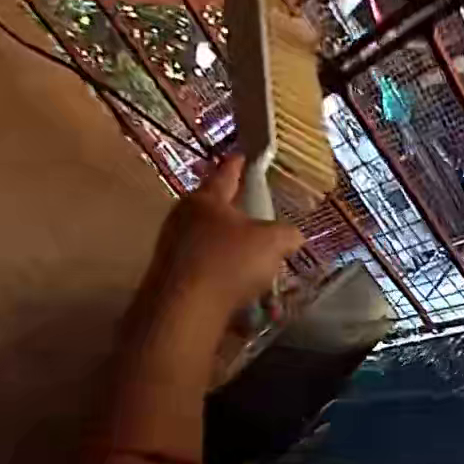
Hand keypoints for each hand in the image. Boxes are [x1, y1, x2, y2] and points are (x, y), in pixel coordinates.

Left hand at [140, 156, 302, 336]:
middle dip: (244, 219)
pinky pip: (211, 269)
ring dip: (240, 254)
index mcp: (207, 200)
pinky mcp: (173, 274)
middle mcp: (185, 217)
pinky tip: (246, 294)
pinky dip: (230, 277)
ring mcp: (175, 247)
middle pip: (221, 212)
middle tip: (266, 228)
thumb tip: (290, 236)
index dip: (239, 165)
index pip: (226, 175)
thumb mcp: (275, 241)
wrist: (186, 307)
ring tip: (262, 271)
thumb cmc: (231, 262)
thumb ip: (288, 233)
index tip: (243, 156)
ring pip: (217, 243)